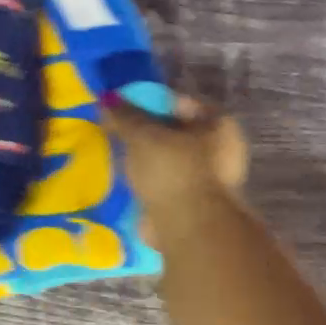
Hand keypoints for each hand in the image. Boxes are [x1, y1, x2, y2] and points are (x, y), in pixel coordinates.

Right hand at [101, 93, 247, 247]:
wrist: (188, 225)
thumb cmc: (172, 170)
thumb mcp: (143, 135)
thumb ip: (124, 115)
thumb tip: (106, 99)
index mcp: (217, 123)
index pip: (177, 102)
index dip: (146, 103)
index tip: (119, 111)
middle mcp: (219, 146)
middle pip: (172, 129)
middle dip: (142, 131)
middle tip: (113, 133)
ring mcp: (208, 174)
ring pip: (167, 156)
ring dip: (142, 157)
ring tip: (114, 157)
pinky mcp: (192, 198)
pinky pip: (164, 179)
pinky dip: (146, 178)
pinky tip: (125, 180)